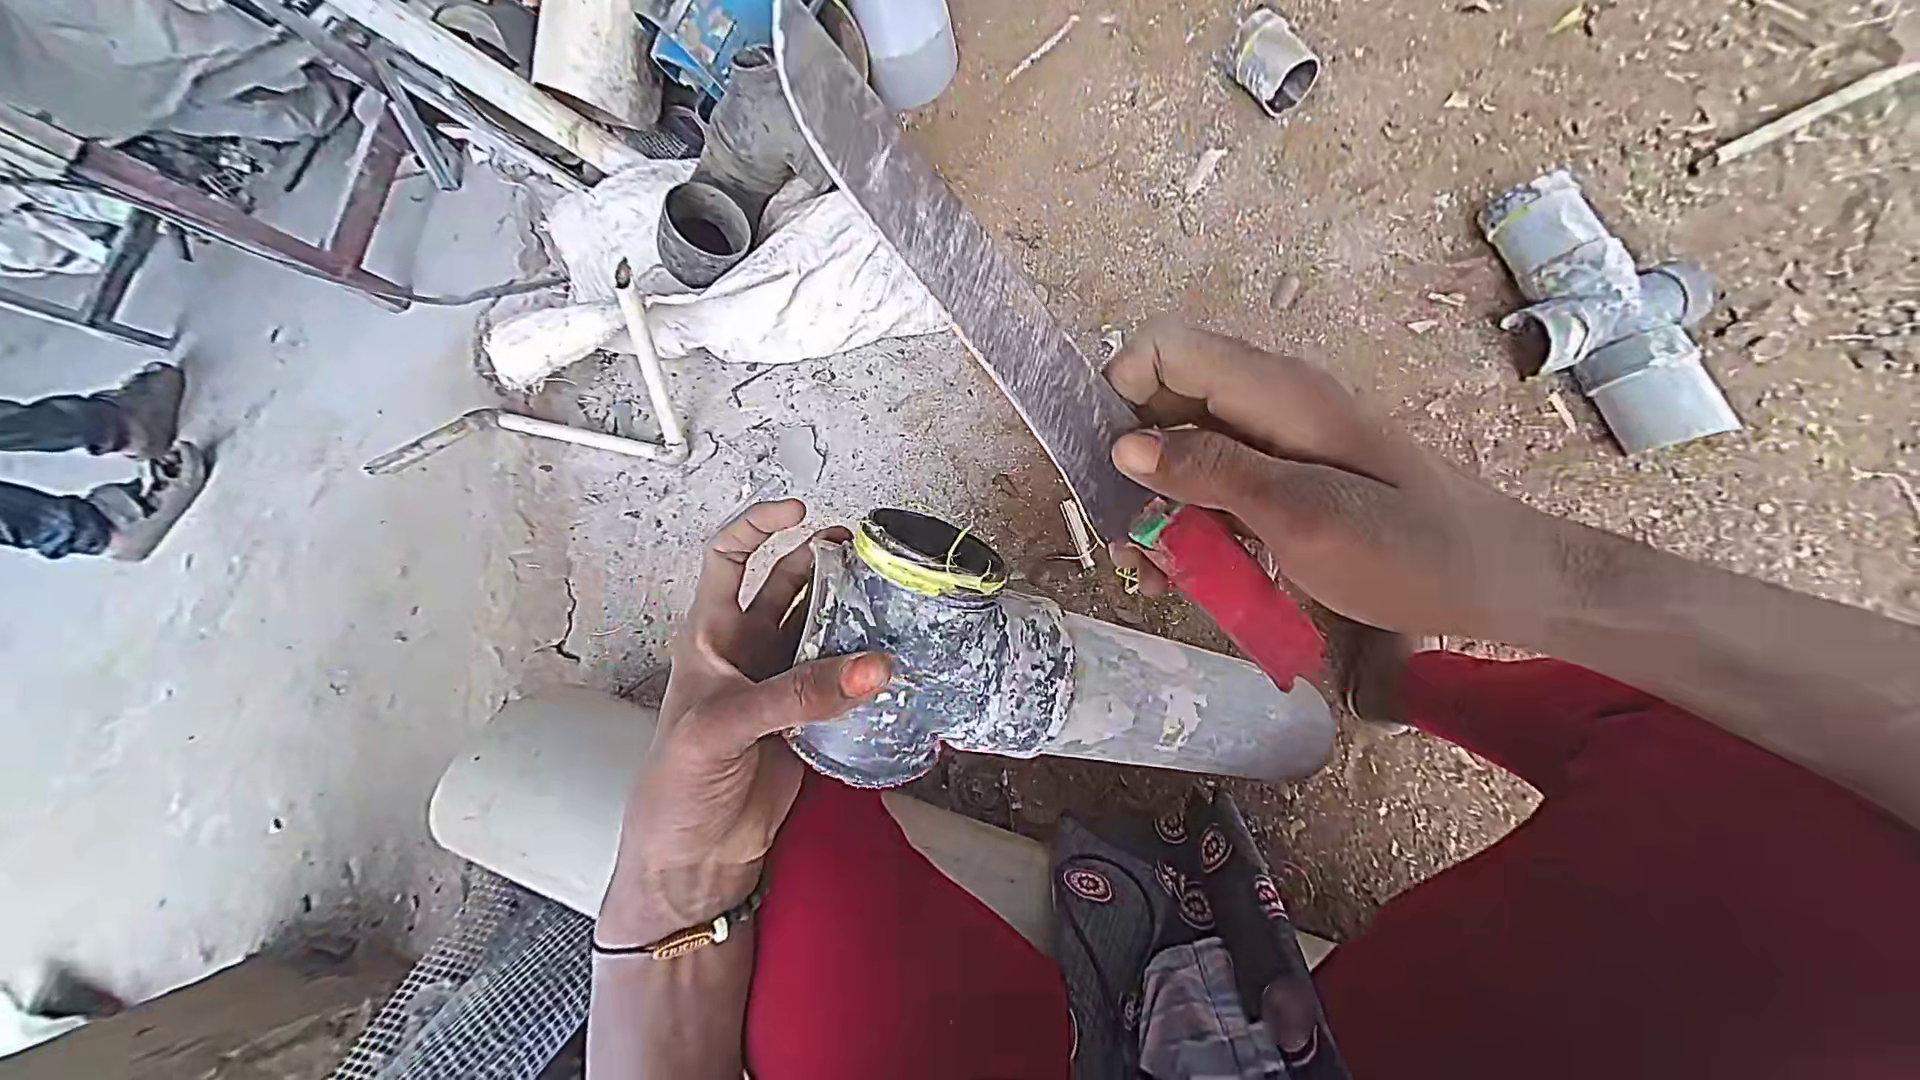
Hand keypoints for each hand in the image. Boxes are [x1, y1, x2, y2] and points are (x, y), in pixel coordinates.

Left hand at [598, 500, 890, 945]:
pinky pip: (841, 671)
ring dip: (849, 606)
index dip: (758, 525)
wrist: (697, 856)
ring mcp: (781, 678)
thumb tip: (873, 665)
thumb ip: (797, 695)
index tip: (797, 511)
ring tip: (885, 593)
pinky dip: (864, 658)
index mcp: (709, 635)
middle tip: (864, 552)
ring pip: (820, 624)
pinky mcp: (808, 710)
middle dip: (821, 559)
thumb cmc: (678, 786)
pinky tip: (889, 651)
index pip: (727, 557)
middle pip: (786, 582)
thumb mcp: (724, 728)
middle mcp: (747, 647)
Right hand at [1104, 319, 1562, 640]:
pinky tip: (1182, 572)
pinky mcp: (1274, 478)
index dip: (1119, 391)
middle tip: (1122, 534)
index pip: (1164, 349)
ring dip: (1150, 507)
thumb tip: (1124, 447)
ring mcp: (1269, 443)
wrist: (1501, 584)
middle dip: (1126, 465)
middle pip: (1159, 404)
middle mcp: (1264, 406)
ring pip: (1175, 452)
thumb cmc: (1413, 552)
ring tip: (1152, 570)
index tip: (1106, 463)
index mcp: (1275, 394)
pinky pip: (1205, 487)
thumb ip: (1213, 474)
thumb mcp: (1305, 517)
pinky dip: (1182, 525)